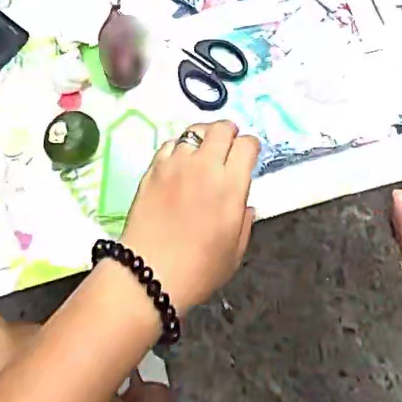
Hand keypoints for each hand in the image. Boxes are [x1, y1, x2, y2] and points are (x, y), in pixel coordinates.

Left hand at [119, 121, 257, 309]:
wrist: (150, 272)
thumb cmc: (199, 269)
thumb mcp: (235, 251)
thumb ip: (244, 220)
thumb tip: (243, 203)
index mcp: (230, 185)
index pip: (246, 144)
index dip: (250, 146)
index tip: (249, 154)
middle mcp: (204, 166)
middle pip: (220, 128)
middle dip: (228, 132)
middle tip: (228, 144)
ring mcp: (175, 164)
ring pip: (193, 131)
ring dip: (203, 137)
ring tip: (203, 151)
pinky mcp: (153, 169)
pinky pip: (169, 145)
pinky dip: (178, 148)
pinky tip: (179, 162)